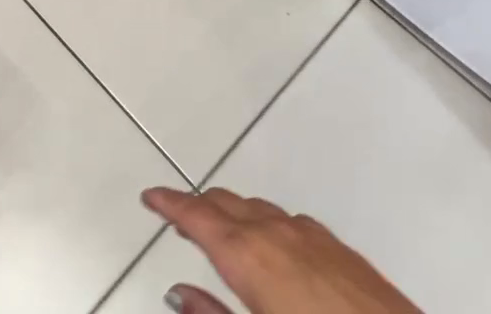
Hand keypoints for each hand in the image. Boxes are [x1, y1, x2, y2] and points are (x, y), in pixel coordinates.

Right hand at [142, 187, 422, 313]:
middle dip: (197, 205)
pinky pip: (289, 221)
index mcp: (247, 254)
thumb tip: (177, 293)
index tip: (149, 196)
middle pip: (225, 202)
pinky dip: (266, 223)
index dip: (168, 203)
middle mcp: (276, 233)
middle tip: (176, 217)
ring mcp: (312, 236)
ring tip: (219, 231)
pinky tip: (272, 247)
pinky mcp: (340, 248)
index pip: (196, 215)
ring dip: (232, 213)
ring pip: (258, 209)